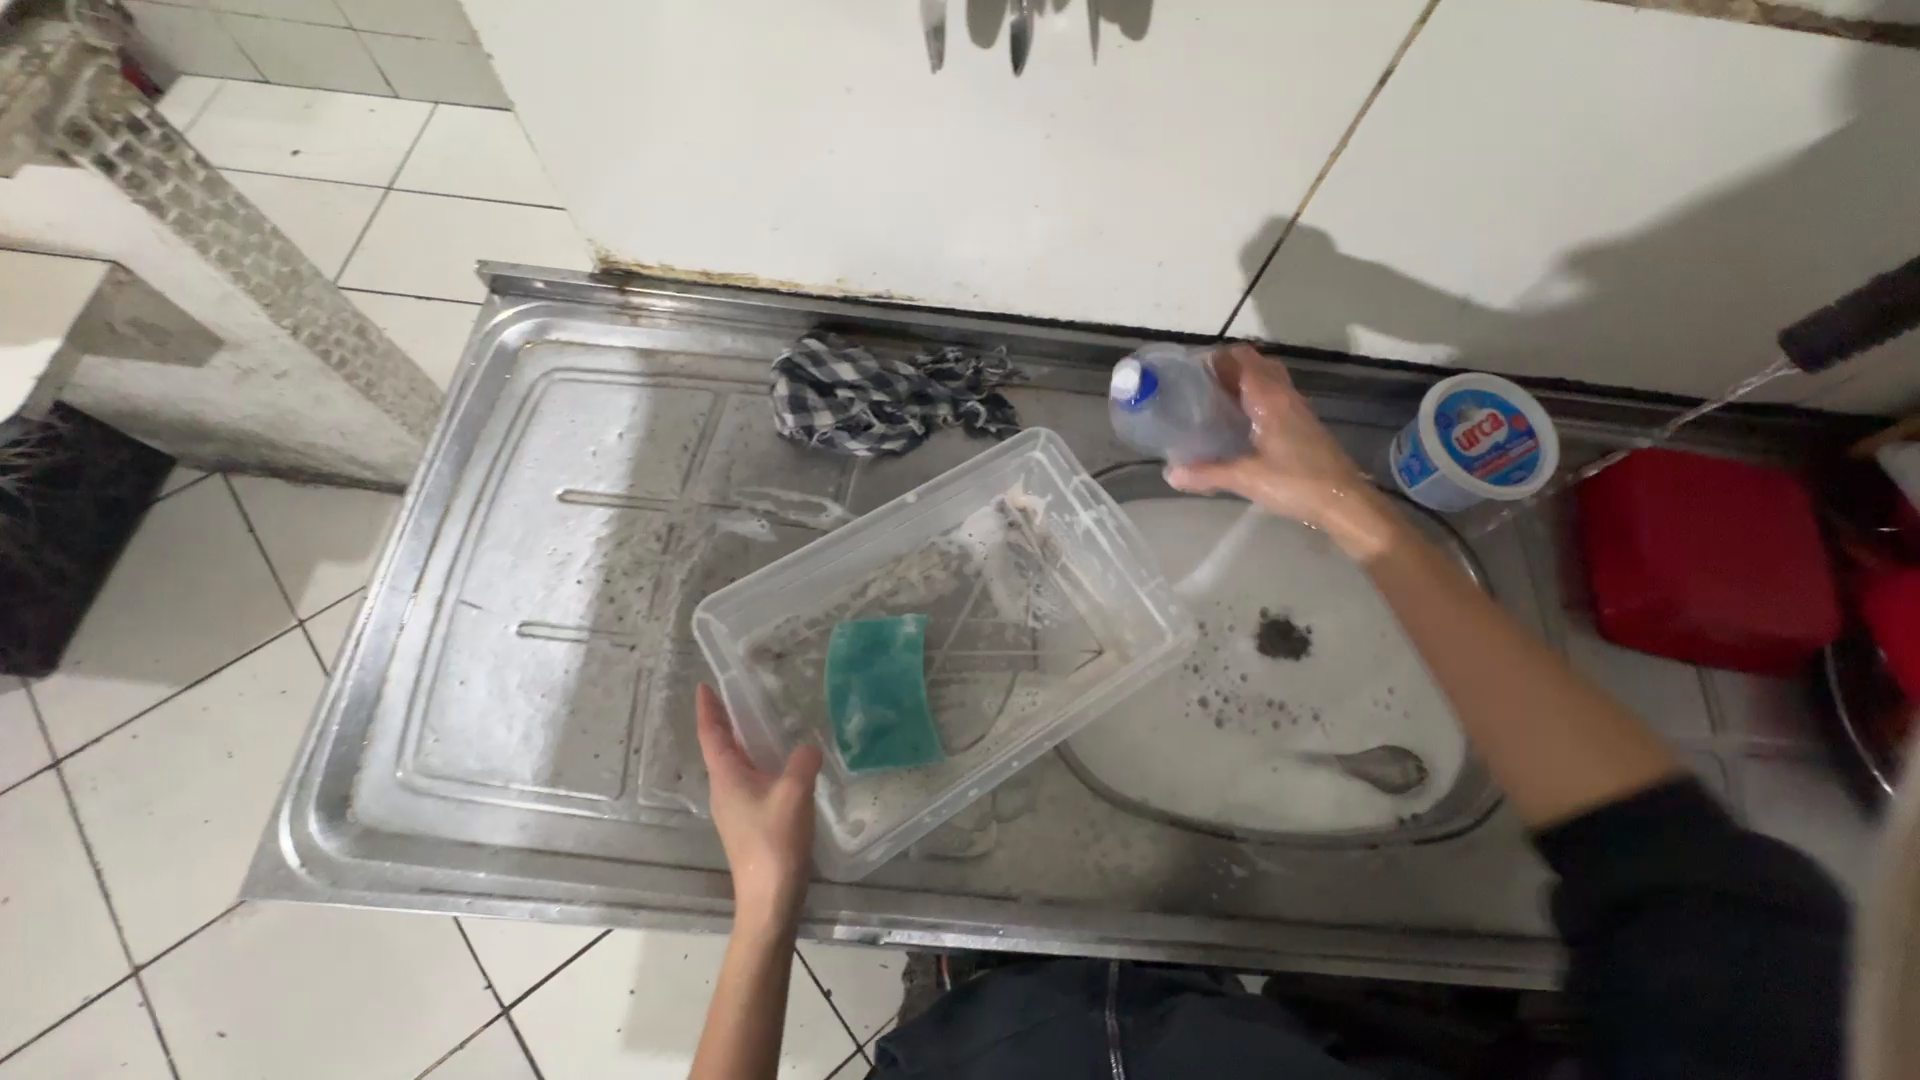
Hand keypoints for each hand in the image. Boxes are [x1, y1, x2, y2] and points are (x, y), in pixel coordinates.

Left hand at [695, 684, 822, 927]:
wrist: (770, 897)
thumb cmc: (774, 842)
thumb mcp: (793, 794)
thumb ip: (802, 762)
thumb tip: (808, 747)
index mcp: (727, 778)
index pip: (712, 735)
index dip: (709, 709)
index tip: (704, 686)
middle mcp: (724, 790)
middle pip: (720, 748)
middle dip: (725, 722)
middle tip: (736, 697)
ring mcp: (735, 809)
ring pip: (736, 766)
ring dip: (743, 743)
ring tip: (760, 724)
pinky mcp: (749, 823)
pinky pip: (749, 782)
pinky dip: (758, 764)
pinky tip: (780, 766)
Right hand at [1165, 345, 1401, 561]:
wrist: (1343, 501)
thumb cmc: (1296, 483)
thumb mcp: (1246, 479)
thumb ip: (1207, 473)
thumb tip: (1170, 474)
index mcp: (1270, 399)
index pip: (1243, 359)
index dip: (1218, 358)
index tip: (1192, 371)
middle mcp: (1285, 396)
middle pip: (1256, 365)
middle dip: (1229, 368)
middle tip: (1201, 386)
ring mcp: (1298, 409)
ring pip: (1269, 381)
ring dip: (1244, 383)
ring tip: (1216, 401)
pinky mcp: (1303, 425)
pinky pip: (1276, 398)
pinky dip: (1256, 399)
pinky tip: (1241, 423)